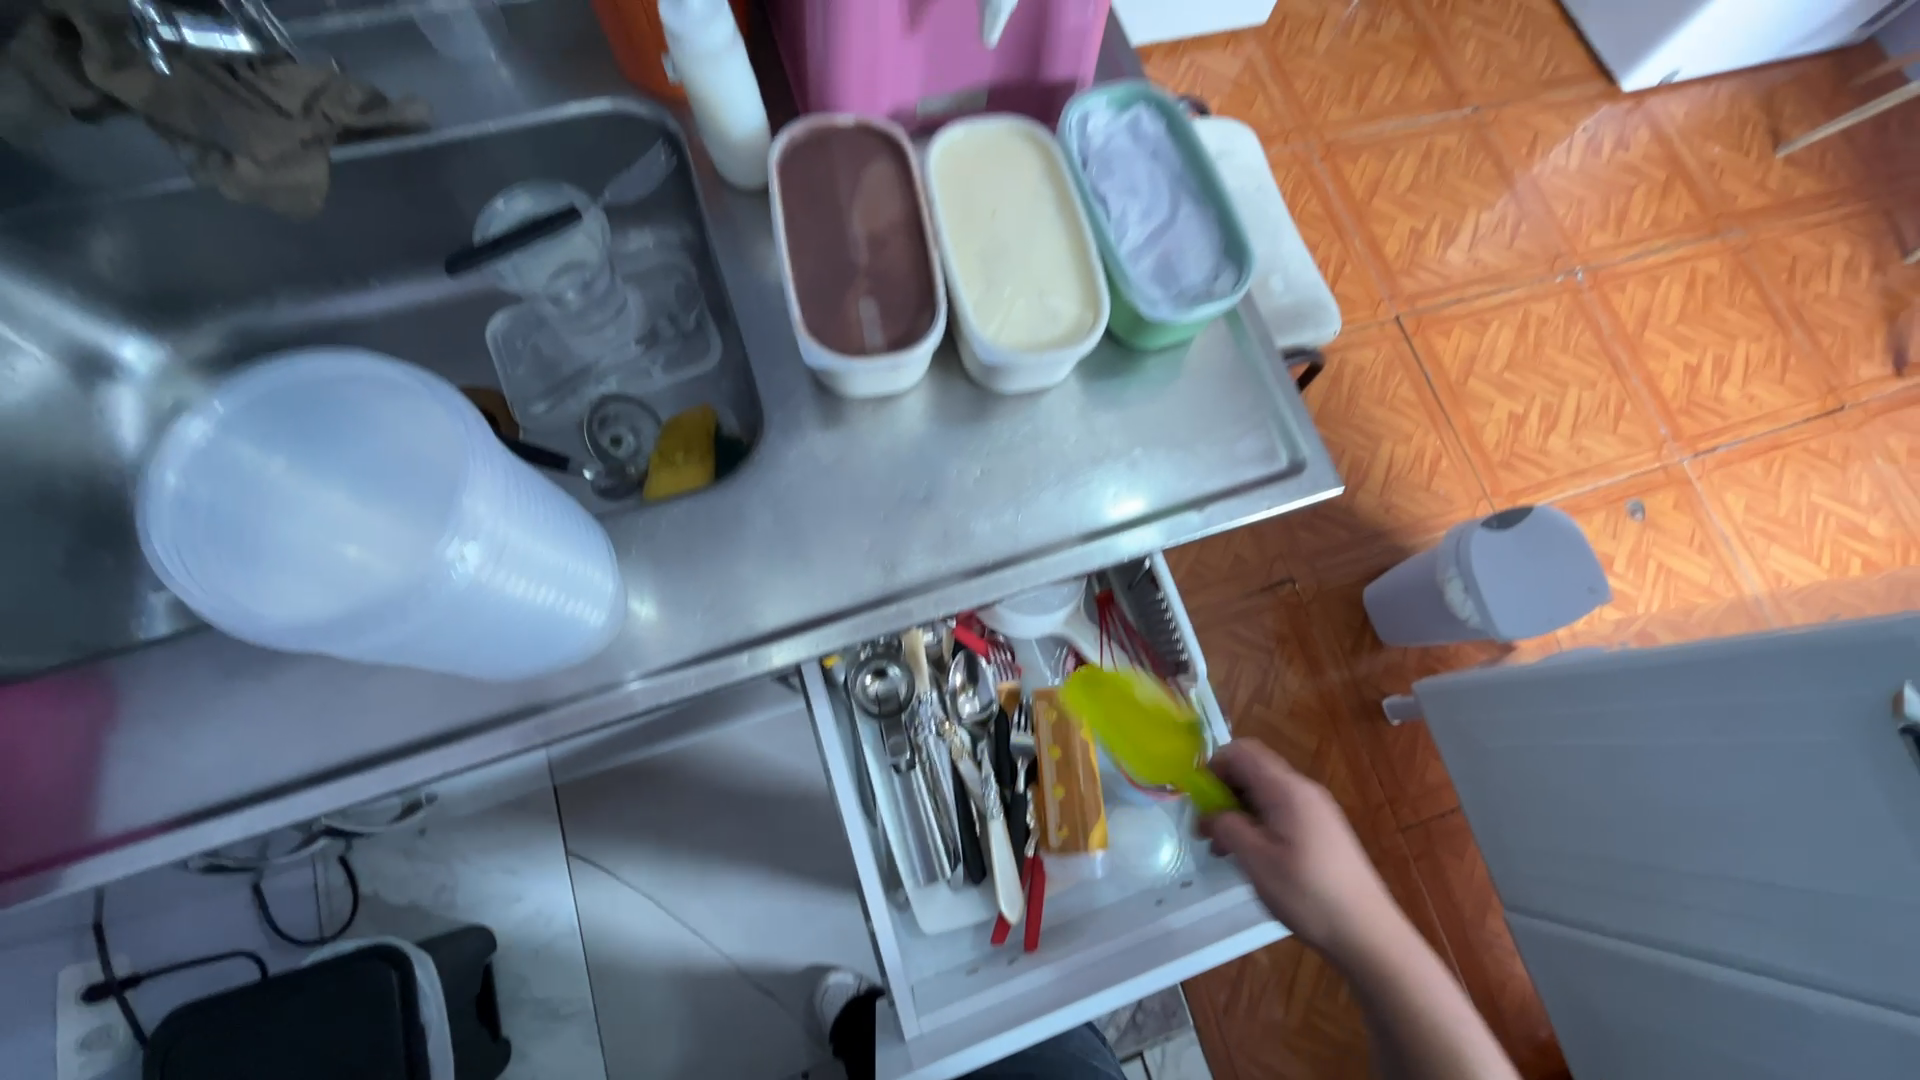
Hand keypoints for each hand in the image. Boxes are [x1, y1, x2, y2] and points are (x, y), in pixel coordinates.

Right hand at [1199, 739, 1399, 959]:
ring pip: (1265, 792)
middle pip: (1253, 769)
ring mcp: (1316, 809)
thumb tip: (1208, 814)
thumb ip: (1227, 827)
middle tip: (1207, 828)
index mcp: (1286, 789)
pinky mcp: (1322, 829)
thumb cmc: (1307, 893)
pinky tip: (1252, 856)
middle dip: (1223, 791)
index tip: (1197, 799)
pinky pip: (1280, 810)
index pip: (1241, 751)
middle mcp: (1302, 790)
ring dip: (1238, 810)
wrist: (1368, 933)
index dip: (1213, 766)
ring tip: (1224, 848)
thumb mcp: (1256, 860)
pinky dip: (1258, 822)